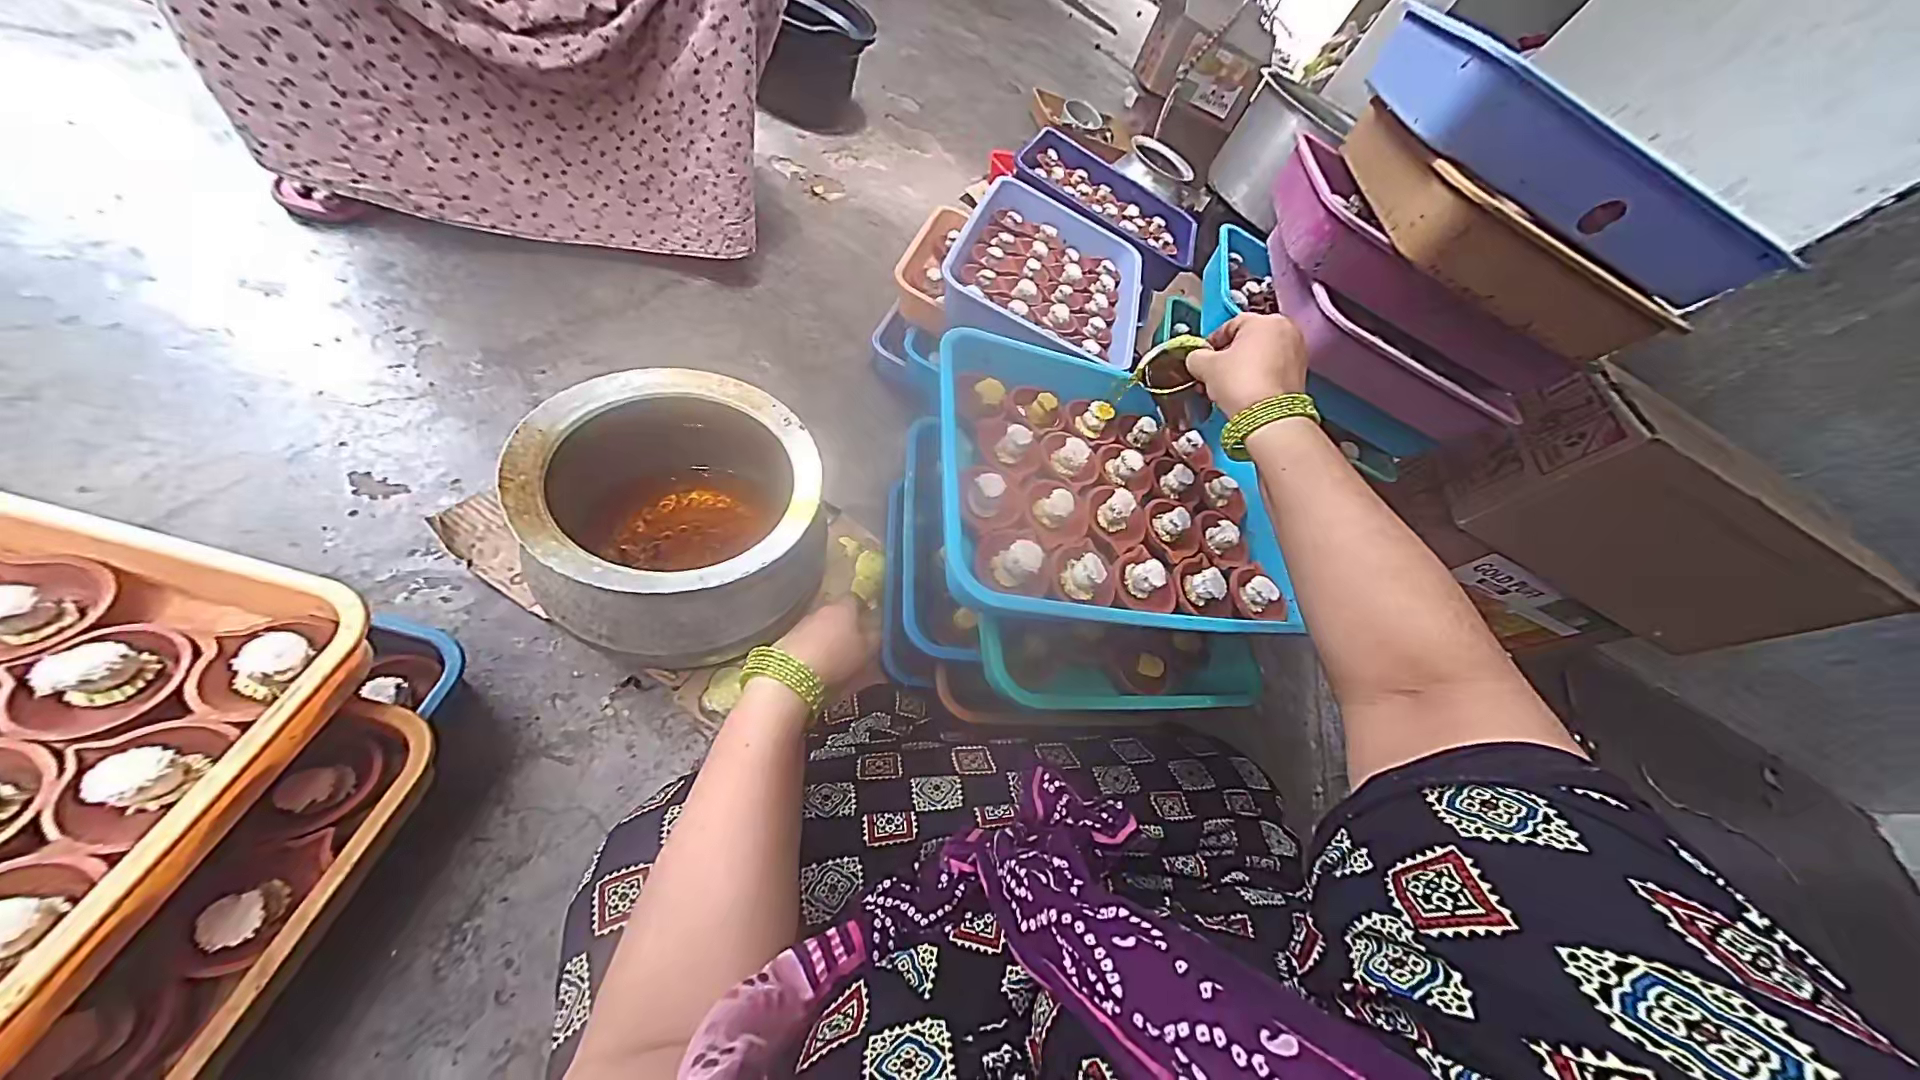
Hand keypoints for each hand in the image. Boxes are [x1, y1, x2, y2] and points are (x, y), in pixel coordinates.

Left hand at [772, 597, 875, 692]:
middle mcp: (822, 609)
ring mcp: (802, 623)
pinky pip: (807, 640)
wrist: (791, 676)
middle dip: (846, 625)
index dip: (864, 610)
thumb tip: (880, 629)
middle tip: (856, 644)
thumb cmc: (837, 659)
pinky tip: (818, 664)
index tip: (871, 624)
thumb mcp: (867, 651)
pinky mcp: (786, 639)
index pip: (857, 599)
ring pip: (821, 626)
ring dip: (829, 637)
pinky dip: (814, 648)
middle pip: (838, 613)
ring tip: (837, 657)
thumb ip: (876, 638)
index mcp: (844, 607)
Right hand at [1183, 313, 1309, 416]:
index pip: (1230, 325)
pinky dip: (1258, 376)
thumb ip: (1196, 356)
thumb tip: (1197, 358)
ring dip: (1243, 366)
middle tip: (1213, 373)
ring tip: (1227, 385)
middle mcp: (1286, 329)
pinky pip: (1272, 368)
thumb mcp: (1205, 366)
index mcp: (1264, 320)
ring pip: (1260, 354)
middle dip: (1228, 356)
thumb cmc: (1240, 383)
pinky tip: (1245, 390)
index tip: (1202, 357)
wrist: (1268, 416)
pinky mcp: (1300, 371)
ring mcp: (1296, 350)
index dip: (1211, 343)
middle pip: (1247, 339)